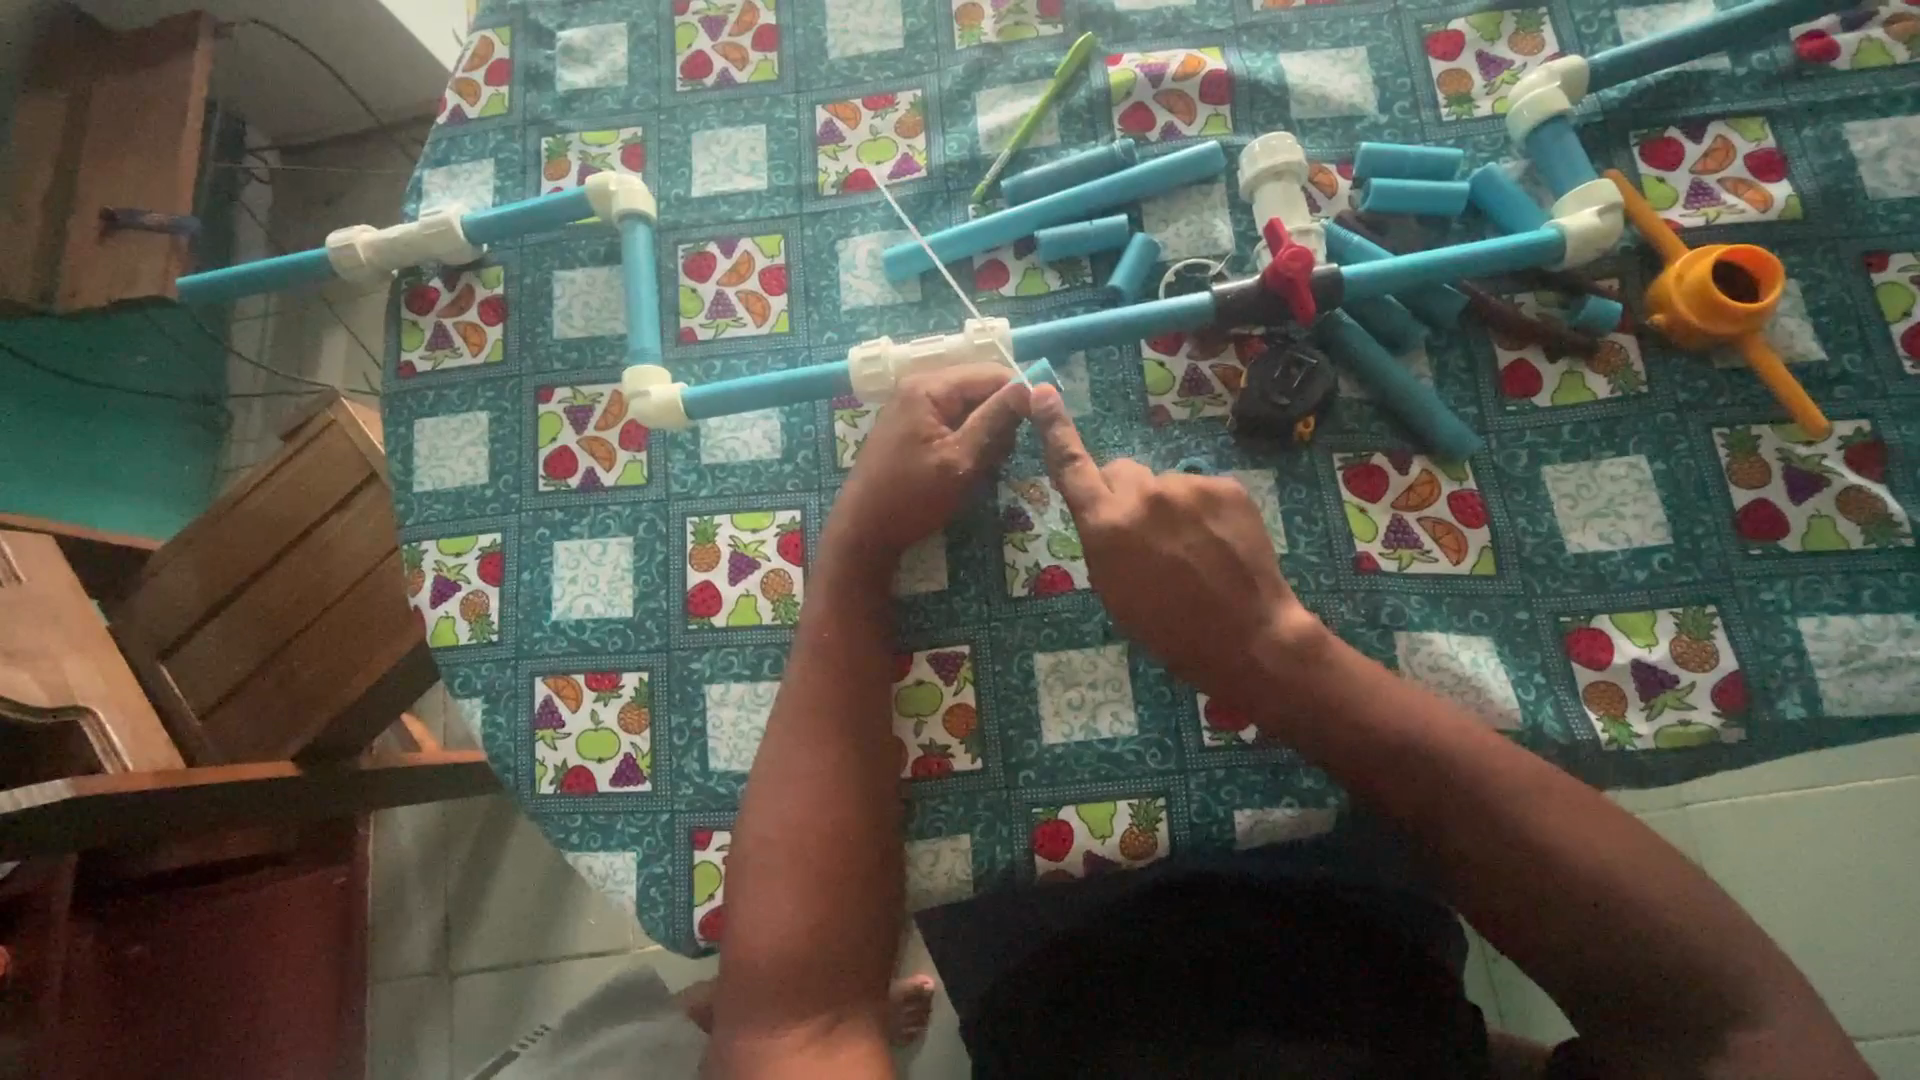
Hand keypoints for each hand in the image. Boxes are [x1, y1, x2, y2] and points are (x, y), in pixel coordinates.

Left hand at [828, 363, 1030, 560]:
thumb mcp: (961, 460)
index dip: (1020, 395)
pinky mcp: (914, 429)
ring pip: (970, 409)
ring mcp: (914, 408)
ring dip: (986, 435)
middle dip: (1000, 418)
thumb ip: (996, 420)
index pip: (991, 373)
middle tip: (1002, 456)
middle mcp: (919, 388)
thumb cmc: (912, 497)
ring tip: (984, 467)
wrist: (864, 531)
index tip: (1038, 427)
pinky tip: (969, 468)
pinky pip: (954, 424)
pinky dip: (968, 443)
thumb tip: (1031, 387)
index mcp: (928, 387)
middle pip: (980, 388)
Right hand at [1030, 384, 1323, 702]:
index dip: (1054, 428)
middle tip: (1143, 536)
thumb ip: (1102, 539)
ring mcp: (1188, 486)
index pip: (1071, 465)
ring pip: (1164, 486)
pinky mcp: (1226, 487)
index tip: (1042, 392)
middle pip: (1121, 472)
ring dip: (1168, 508)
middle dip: (1124, 495)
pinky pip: (1201, 490)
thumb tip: (1108, 514)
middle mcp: (1143, 494)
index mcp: (1105, 524)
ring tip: (1191, 552)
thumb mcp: (1113, 589)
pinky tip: (1218, 545)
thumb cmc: (1167, 627)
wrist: (1246, 636)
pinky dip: (1204, 512)